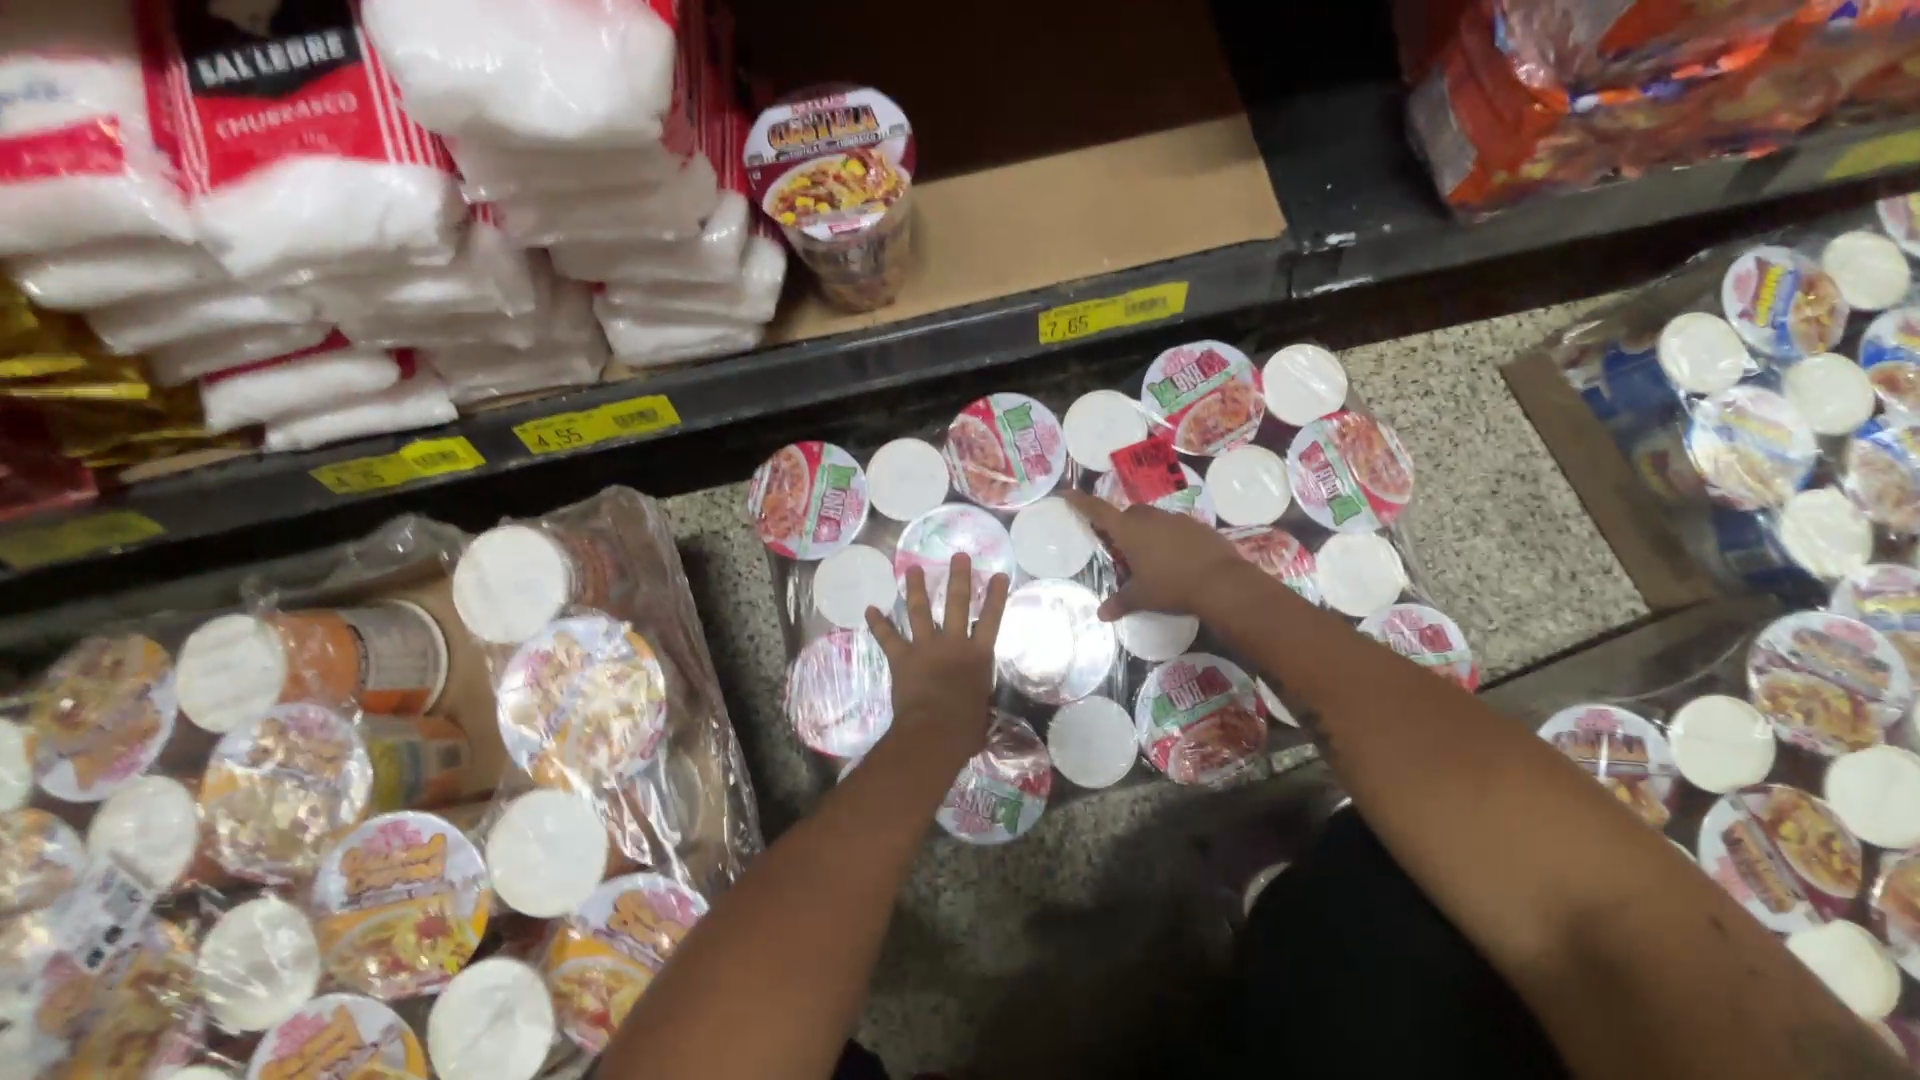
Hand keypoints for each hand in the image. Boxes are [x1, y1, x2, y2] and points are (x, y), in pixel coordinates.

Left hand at [865, 553, 1009, 761]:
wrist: (935, 731)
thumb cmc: (966, 726)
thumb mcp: (983, 706)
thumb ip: (978, 694)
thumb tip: (978, 703)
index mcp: (979, 656)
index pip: (992, 619)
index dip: (996, 596)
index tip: (998, 575)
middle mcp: (954, 643)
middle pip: (958, 604)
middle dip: (958, 577)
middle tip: (958, 556)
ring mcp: (926, 647)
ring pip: (920, 611)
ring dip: (915, 588)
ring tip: (912, 568)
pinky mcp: (901, 658)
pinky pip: (887, 637)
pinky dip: (878, 623)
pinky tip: (870, 609)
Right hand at [1062, 490, 1244, 620]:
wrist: (1221, 582)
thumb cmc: (1171, 586)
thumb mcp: (1142, 597)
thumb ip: (1120, 603)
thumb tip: (1101, 615)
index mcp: (1129, 531)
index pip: (1098, 511)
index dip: (1081, 502)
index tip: (1068, 492)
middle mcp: (1151, 519)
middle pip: (1130, 513)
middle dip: (1123, 524)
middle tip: (1122, 546)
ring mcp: (1178, 519)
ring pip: (1156, 519)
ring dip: (1149, 532)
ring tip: (1153, 557)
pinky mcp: (1199, 526)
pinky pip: (1178, 528)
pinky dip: (1173, 538)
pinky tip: (1179, 559)